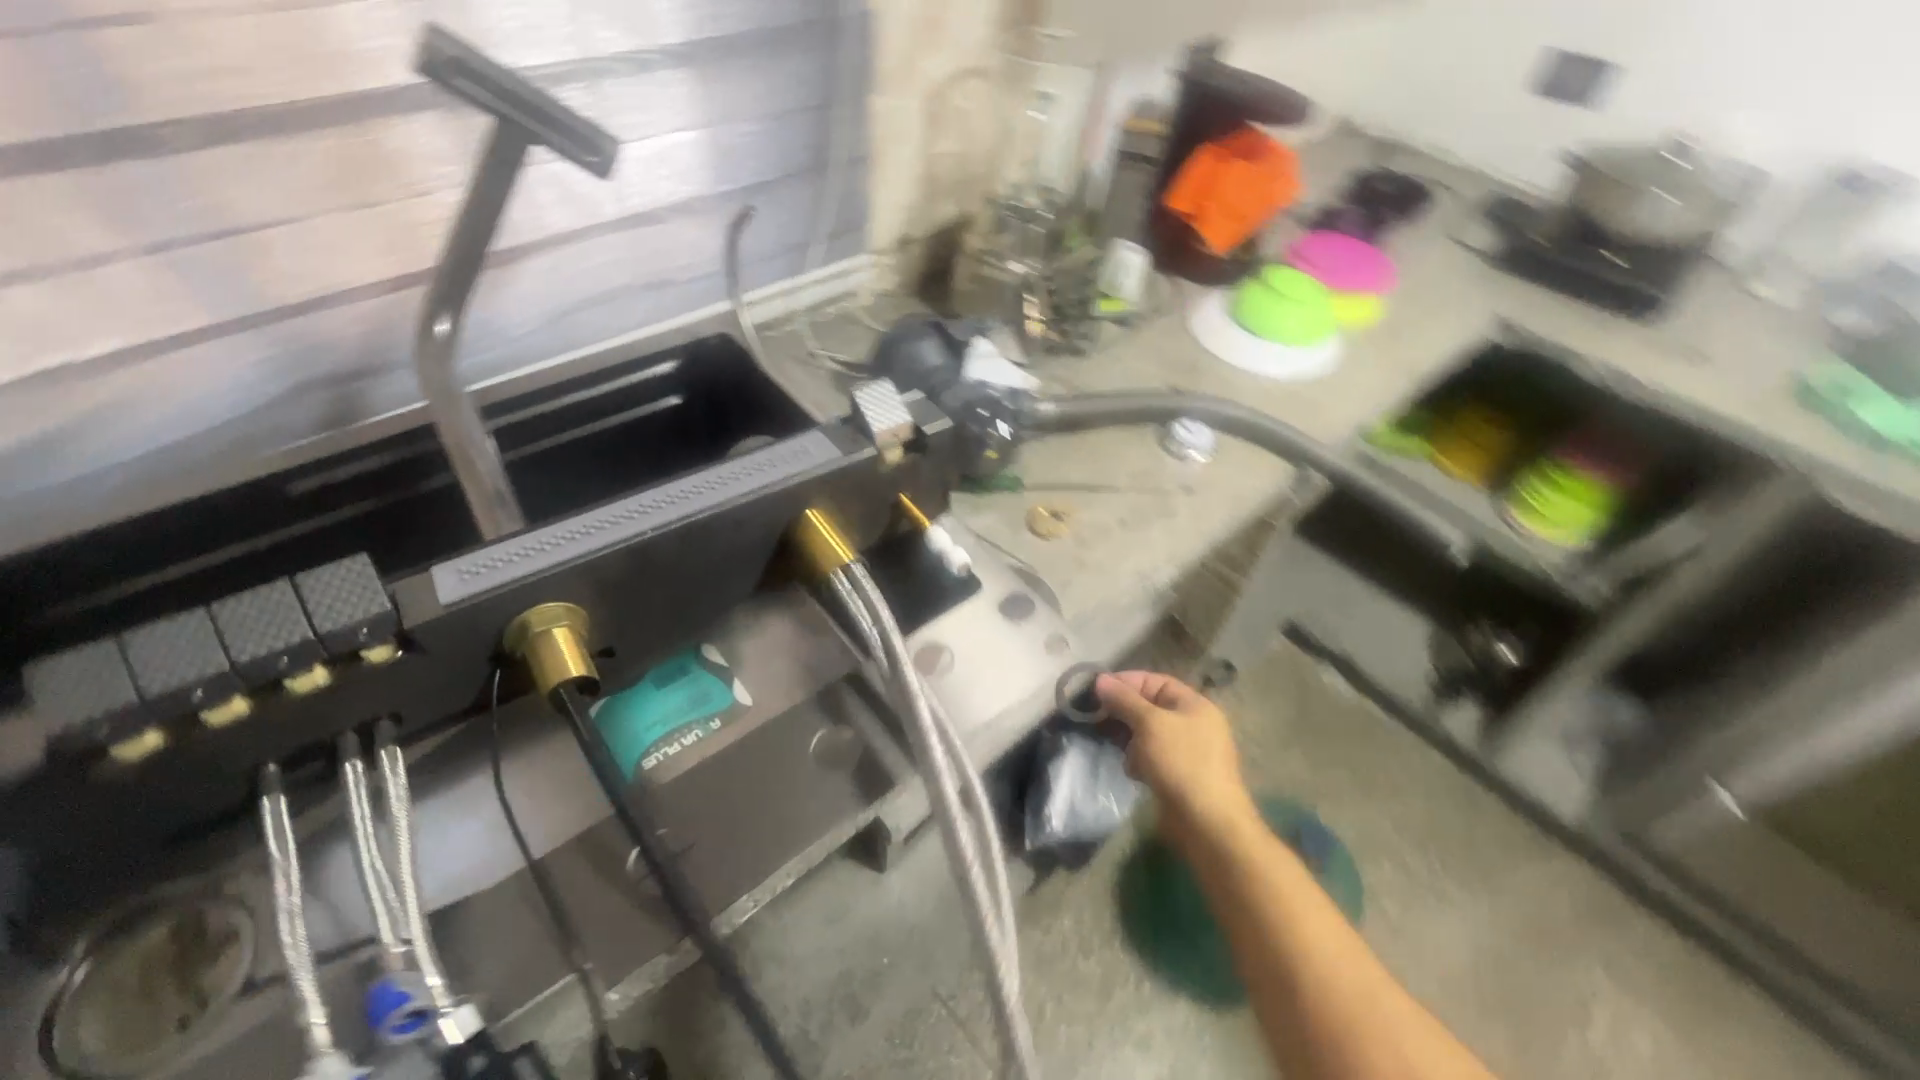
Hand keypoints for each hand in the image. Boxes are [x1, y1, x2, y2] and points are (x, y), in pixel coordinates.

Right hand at [1096, 671, 1256, 849]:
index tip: (1095, 691)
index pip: (1154, 681)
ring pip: (1146, 734)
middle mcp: (1192, 724)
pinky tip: (1134, 773)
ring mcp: (1186, 751)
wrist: (1207, 822)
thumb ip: (1124, 699)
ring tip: (1120, 751)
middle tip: (1096, 720)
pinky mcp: (1178, 775)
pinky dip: (1139, 761)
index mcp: (1194, 704)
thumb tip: (1100, 679)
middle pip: (1149, 707)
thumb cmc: (1181, 763)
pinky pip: (1151, 758)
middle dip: (1123, 713)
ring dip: (1130, 741)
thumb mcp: (1150, 723)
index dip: (1125, 682)